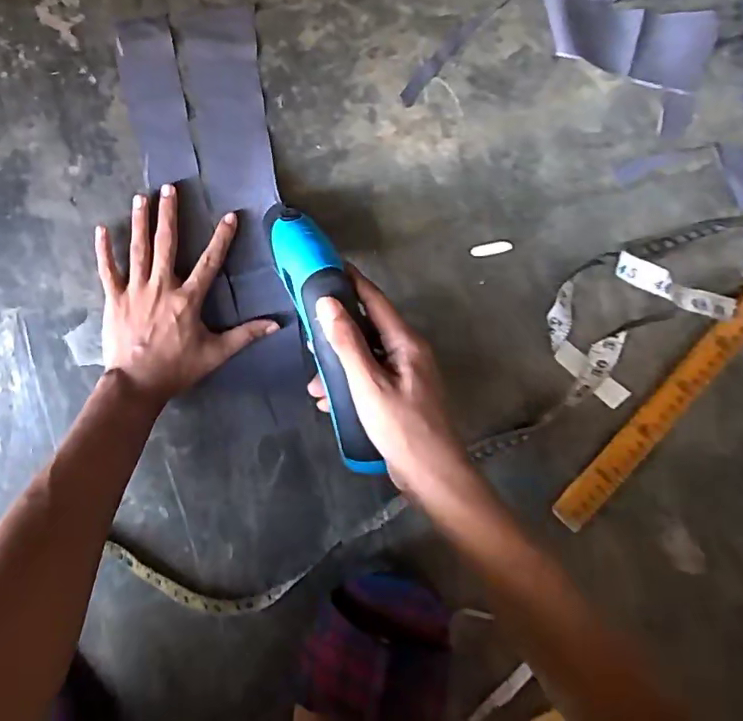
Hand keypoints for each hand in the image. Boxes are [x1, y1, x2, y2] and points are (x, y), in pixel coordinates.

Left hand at [94, 185, 279, 402]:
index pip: (209, 262)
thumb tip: (275, 324)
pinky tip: (101, 229)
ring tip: (141, 197)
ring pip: (138, 249)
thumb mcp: (215, 353)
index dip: (221, 238)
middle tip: (169, 188)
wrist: (136, 384)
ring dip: (140, 221)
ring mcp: (135, 290)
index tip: (229, 216)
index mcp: (187, 298)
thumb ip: (244, 336)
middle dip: (169, 214)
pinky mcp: (114, 298)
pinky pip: (108, 270)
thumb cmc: (176, 368)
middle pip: (166, 243)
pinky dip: (104, 250)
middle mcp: (162, 286)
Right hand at [307, 268, 472, 495]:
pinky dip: (349, 383)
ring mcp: (406, 374)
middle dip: (337, 327)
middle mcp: (408, 352)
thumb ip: (346, 341)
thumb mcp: (367, 383)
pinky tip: (329, 401)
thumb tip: (327, 301)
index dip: (351, 280)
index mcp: (406, 342)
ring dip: (339, 362)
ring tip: (315, 380)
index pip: (375, 299)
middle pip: (368, 326)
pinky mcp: (401, 395)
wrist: (434, 478)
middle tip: (309, 325)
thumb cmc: (402, 427)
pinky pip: (369, 376)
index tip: (327, 264)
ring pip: (366, 354)